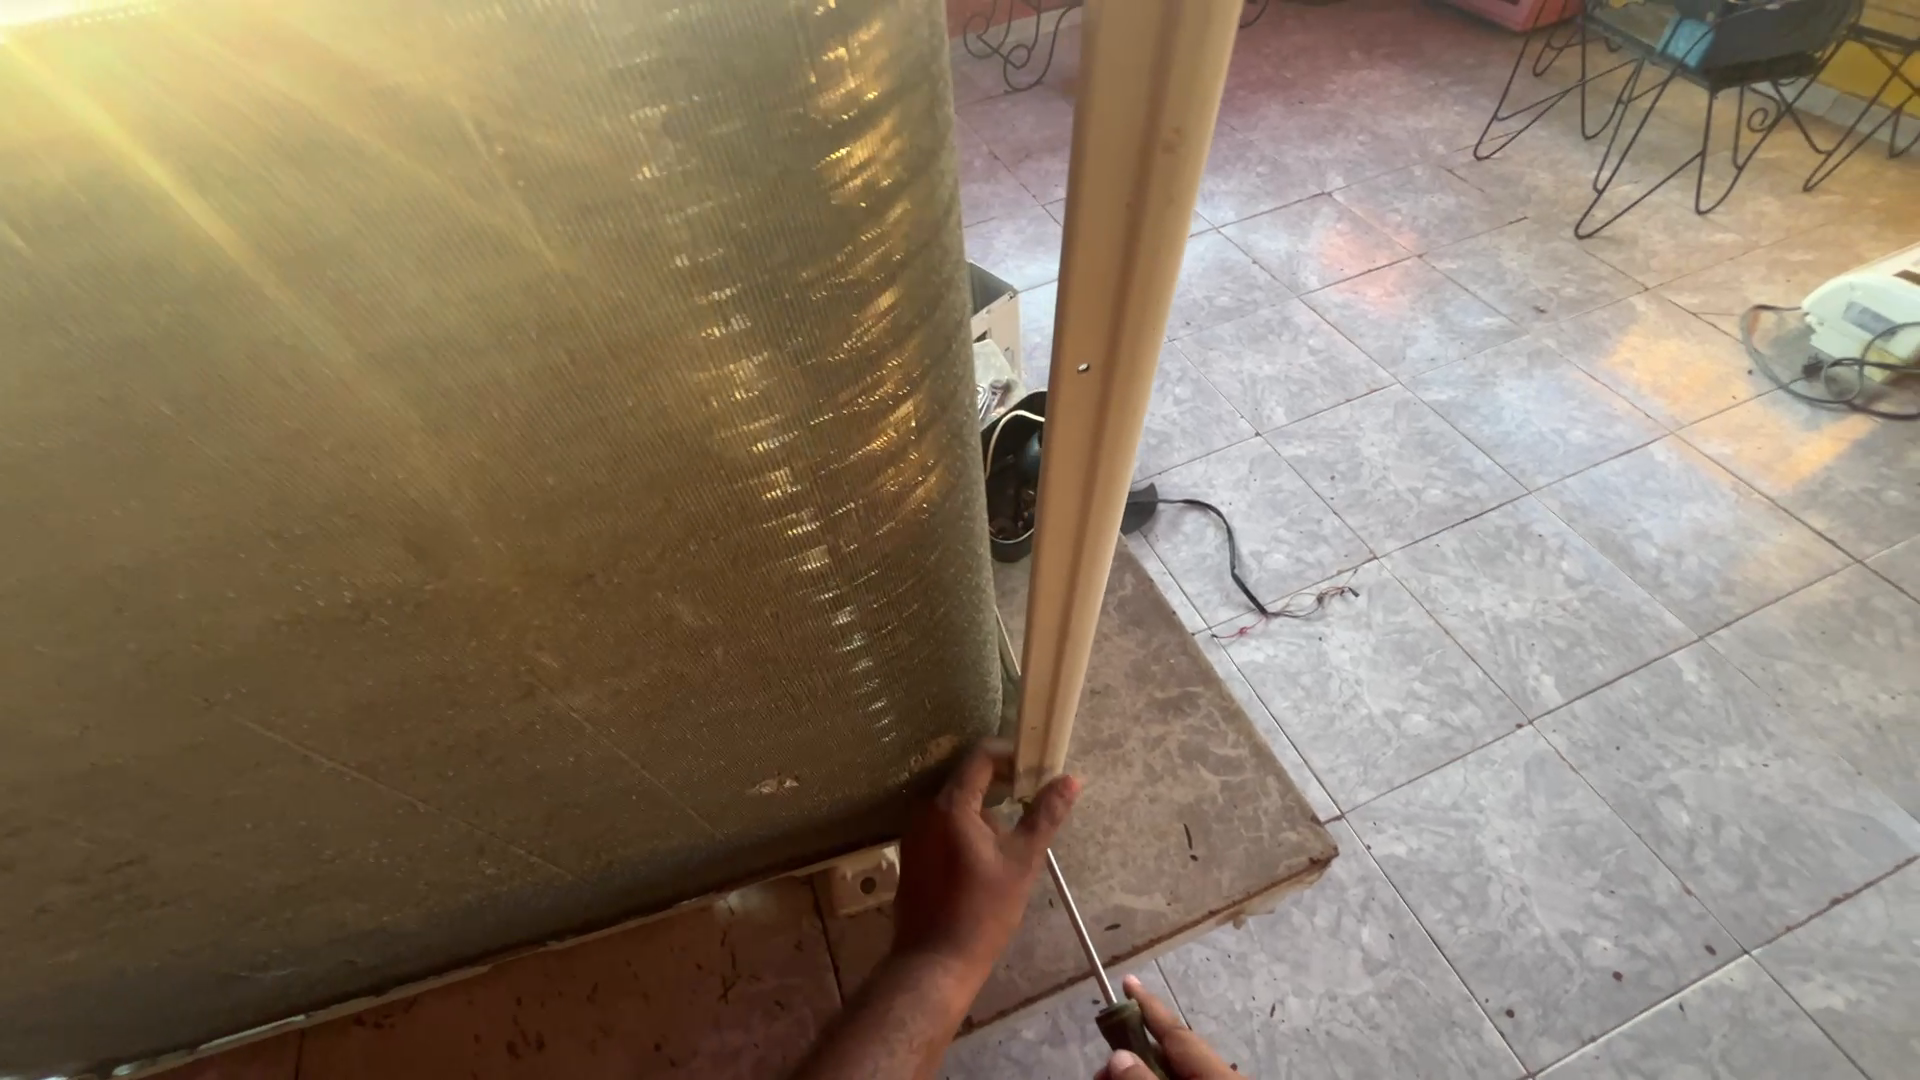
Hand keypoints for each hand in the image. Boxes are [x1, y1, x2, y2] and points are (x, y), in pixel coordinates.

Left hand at [891, 741, 1079, 980]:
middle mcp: (926, 809)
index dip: (1010, 755)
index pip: (981, 756)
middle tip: (1031, 798)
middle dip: (1001, 782)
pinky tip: (987, 854)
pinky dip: (966, 825)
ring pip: (956, 802)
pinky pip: (943, 822)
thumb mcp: (1022, 861)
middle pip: (967, 777)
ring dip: (985, 807)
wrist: (934, 963)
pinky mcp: (913, 851)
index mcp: (951, 805)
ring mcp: (915, 830)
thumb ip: (1045, 815)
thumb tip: (1070, 779)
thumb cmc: (982, 912)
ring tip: (1013, 834)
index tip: (1035, 768)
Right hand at [1096, 975, 1238, 1079]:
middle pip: (1172, 1054)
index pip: (1175, 1029)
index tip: (1127, 979)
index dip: (1148, 1004)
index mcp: (1218, 1071)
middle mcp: (1223, 1075)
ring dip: (1143, 1074)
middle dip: (1134, 1053)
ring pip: (1176, 1074)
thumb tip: (1118, 1054)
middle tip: (1102, 1069)